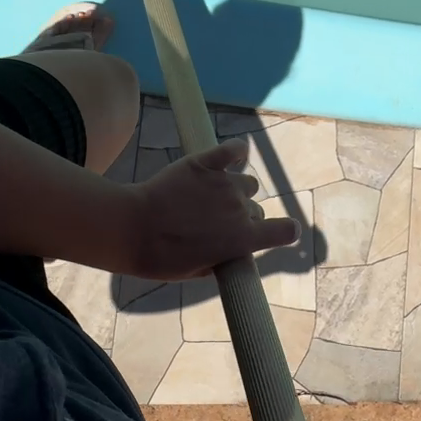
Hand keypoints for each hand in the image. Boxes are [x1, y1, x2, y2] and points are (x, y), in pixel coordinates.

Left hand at [120, 139, 300, 279]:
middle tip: (218, 223)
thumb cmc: (163, 257)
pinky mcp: (205, 163)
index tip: (285, 231)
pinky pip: (232, 149)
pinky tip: (235, 153)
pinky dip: (236, 151)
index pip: (284, 231)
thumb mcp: (200, 270)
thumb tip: (234, 249)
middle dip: (244, 217)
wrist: (134, 229)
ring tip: (212, 196)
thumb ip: (225, 256)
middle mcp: (240, 208)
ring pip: (246, 183)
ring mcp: (224, 183)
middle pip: (256, 209)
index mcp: (243, 239)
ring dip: (235, 190)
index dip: (286, 231)